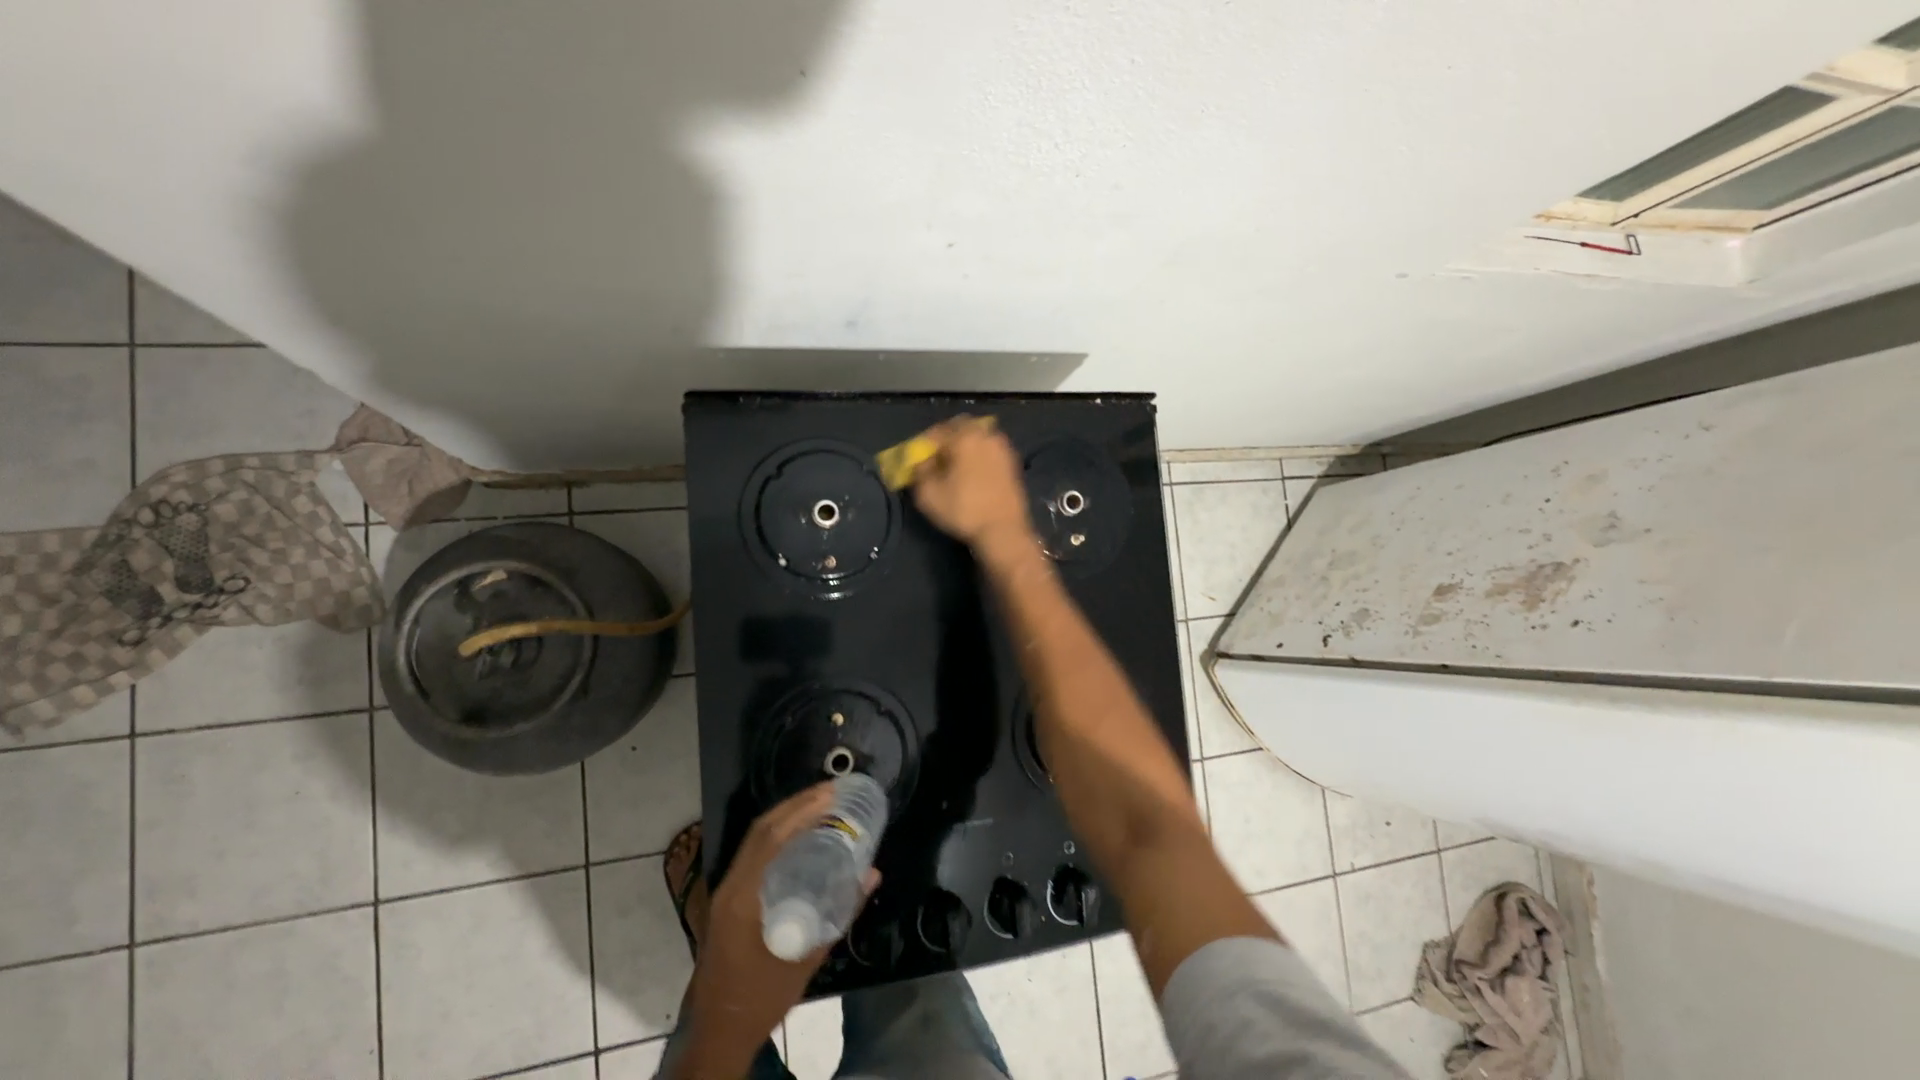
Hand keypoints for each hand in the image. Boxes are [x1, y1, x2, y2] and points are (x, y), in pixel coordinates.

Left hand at [672, 784, 877, 1078]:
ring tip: (821, 805)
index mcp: (742, 896)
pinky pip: (754, 857)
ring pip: (755, 842)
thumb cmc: (762, 997)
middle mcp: (729, 886)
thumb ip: (840, 915)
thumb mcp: (806, 960)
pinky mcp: (729, 901)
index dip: (801, 811)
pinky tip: (802, 839)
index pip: (770, 838)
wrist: (720, 1031)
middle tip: (831, 791)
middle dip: (796, 805)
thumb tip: (872, 875)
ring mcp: (725, 893)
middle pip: (760, 831)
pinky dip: (778, 839)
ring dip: (786, 818)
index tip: (831, 795)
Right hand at [910, 416, 1034, 551]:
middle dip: (947, 438)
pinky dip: (979, 455)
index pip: (937, 431)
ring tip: (956, 466)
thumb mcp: (928, 493)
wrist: (1004, 530)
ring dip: (965, 446)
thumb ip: (920, 470)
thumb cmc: (963, 509)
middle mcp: (986, 435)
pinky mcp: (1013, 463)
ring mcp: (1003, 448)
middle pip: (961, 427)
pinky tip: (973, 473)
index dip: (925, 444)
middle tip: (938, 457)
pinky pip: (990, 450)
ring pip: (978, 437)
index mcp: (964, 436)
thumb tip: (922, 461)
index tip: (919, 458)